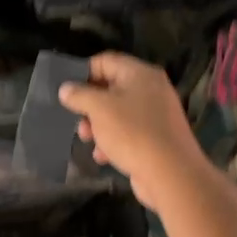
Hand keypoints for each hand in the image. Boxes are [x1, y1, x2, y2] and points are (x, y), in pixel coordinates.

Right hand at [58, 52, 212, 209]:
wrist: (171, 175)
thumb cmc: (132, 133)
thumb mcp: (98, 109)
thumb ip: (78, 95)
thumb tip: (66, 89)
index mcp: (140, 74)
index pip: (105, 61)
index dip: (83, 72)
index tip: (66, 89)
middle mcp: (151, 89)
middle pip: (110, 88)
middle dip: (88, 105)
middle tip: (76, 119)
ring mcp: (155, 114)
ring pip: (116, 112)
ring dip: (97, 125)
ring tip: (87, 140)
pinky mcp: (156, 137)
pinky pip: (127, 132)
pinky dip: (112, 141)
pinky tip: (102, 156)